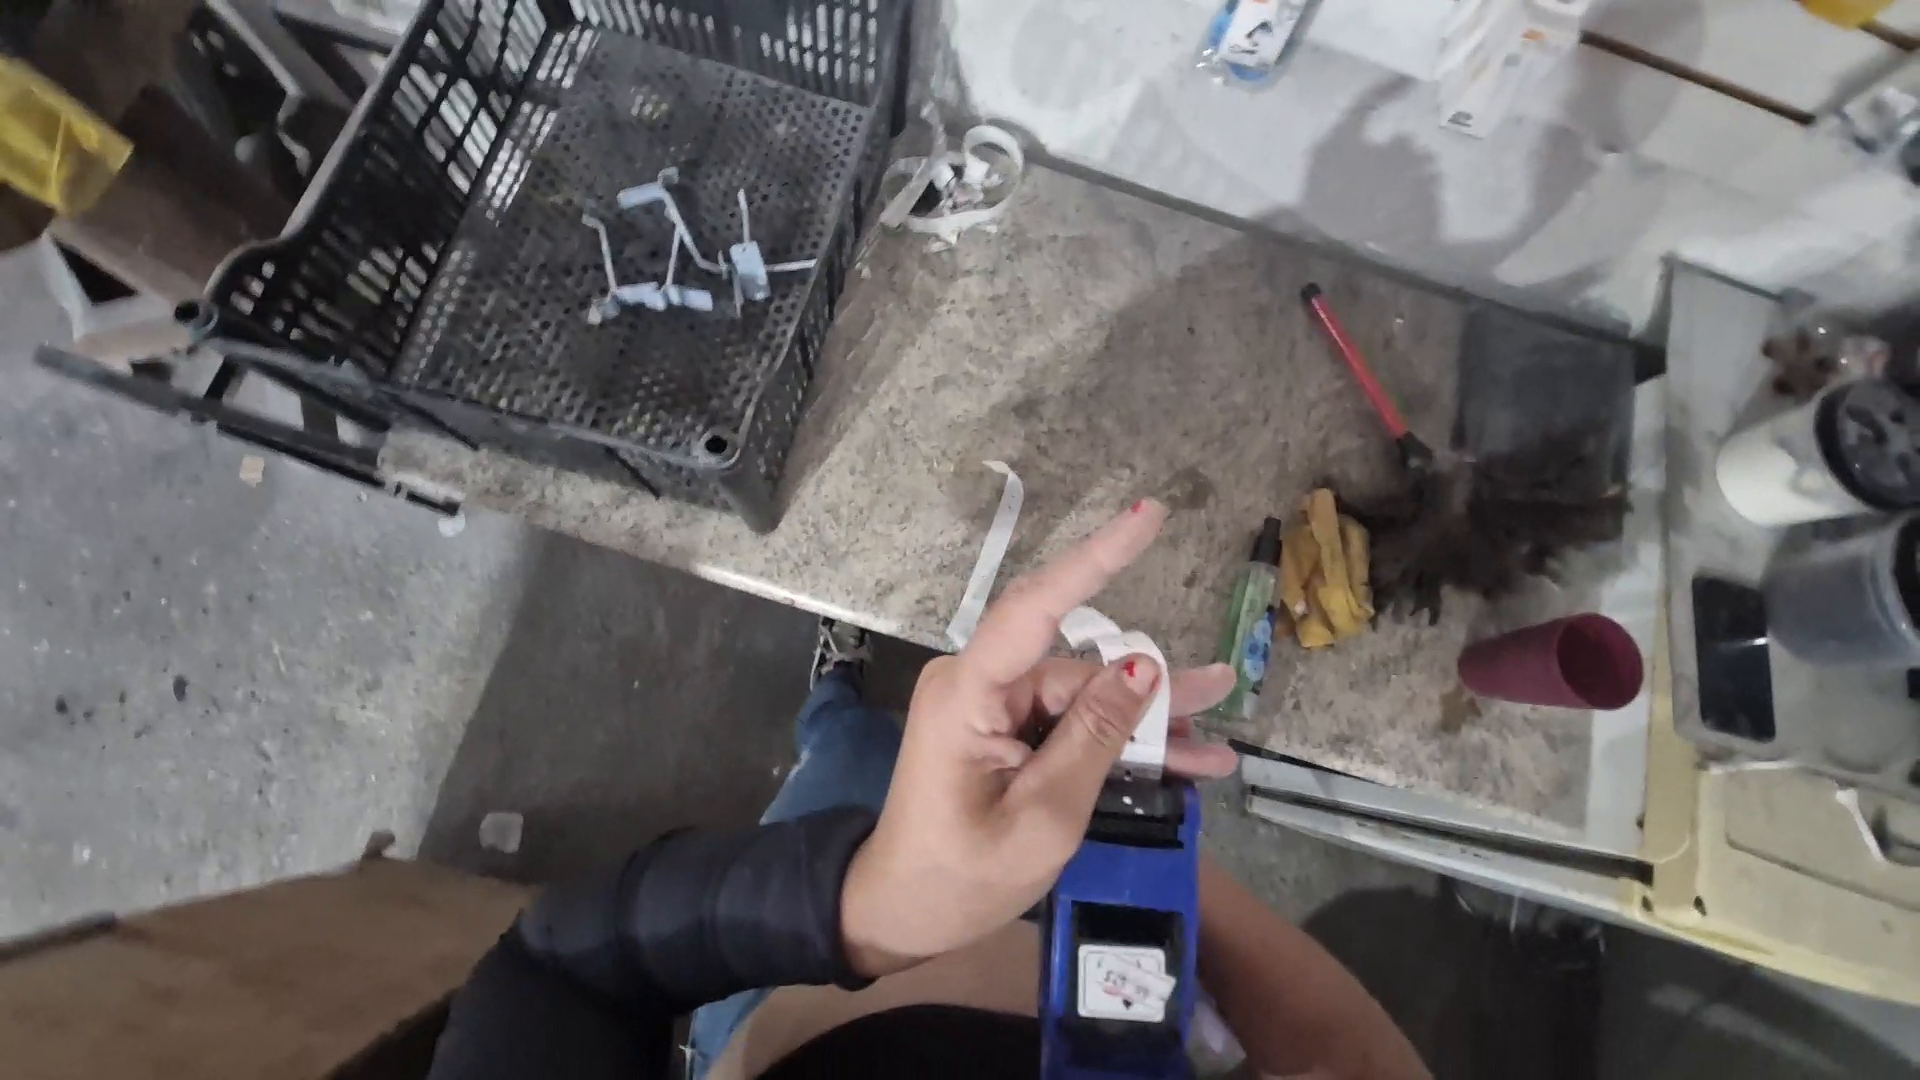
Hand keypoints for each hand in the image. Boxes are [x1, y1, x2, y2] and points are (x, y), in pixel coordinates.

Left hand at [839, 498, 1237, 976]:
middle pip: (1077, 669)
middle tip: (1222, 689)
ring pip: (1083, 700)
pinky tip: (1178, 763)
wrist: (901, 914)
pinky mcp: (1004, 731)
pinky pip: (1069, 726)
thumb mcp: (1044, 815)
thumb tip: (1142, 669)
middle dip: (1149, 687)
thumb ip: (1095, 737)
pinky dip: (1116, 746)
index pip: (1038, 606)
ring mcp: (993, 707)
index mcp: (971, 691)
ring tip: (1214, 741)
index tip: (1148, 515)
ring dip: (1144, 725)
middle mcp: (981, 683)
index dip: (1095, 558)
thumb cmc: (962, 875)